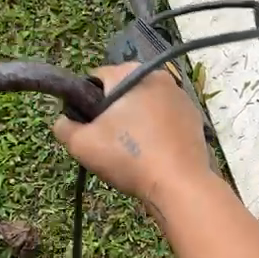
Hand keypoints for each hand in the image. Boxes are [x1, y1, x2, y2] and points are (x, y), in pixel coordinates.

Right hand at [52, 63, 217, 207]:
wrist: (179, 184)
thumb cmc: (129, 158)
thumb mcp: (82, 145)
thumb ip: (64, 127)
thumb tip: (64, 120)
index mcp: (129, 73)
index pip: (95, 80)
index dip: (85, 104)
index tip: (88, 128)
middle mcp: (158, 75)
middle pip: (122, 91)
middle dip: (112, 112)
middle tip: (108, 143)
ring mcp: (180, 95)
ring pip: (144, 105)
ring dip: (135, 121)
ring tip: (132, 152)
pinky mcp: (194, 116)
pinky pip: (164, 118)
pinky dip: (156, 131)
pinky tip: (153, 153)